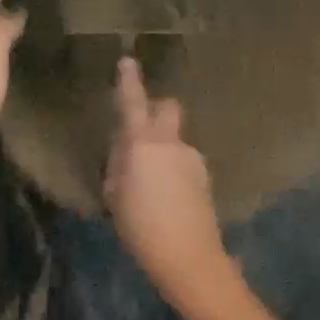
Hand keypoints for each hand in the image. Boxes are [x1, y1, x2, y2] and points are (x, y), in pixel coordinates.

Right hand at [104, 58, 231, 306]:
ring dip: (162, 149)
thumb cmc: (141, 227)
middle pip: (167, 108)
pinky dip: (172, 169)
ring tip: (148, 183)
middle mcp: (171, 143)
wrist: (190, 259)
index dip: (129, 81)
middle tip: (139, 130)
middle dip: (155, 110)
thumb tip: (125, 150)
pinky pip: (182, 161)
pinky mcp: (204, 178)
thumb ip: (119, 164)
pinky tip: (165, 198)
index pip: (133, 103)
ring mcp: (192, 159)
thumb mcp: (115, 194)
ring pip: (173, 140)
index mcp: (142, 144)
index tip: (127, 60)